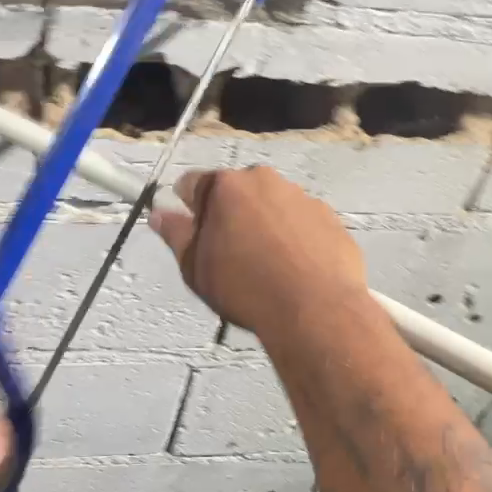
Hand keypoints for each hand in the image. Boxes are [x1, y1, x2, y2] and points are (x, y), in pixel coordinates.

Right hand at [148, 166, 367, 335]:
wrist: (315, 310)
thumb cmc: (245, 288)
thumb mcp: (196, 267)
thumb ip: (176, 235)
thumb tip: (160, 214)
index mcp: (224, 187)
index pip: (192, 184)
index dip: (187, 206)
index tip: (193, 231)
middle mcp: (263, 181)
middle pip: (236, 191)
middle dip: (230, 215)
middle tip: (229, 254)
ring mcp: (301, 197)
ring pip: (272, 205)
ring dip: (264, 225)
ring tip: (267, 266)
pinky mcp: (330, 218)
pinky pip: (303, 223)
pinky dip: (296, 239)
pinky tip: (295, 270)